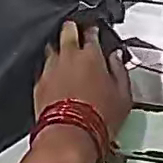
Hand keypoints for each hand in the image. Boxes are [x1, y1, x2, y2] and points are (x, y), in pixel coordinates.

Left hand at [31, 21, 130, 162]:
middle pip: (67, 31)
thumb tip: (117, 58)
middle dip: (71, 28)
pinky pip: (42, 67)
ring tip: (63, 51)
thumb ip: (119, 70)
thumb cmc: (98, 117)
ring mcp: (50, 68)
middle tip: (75, 29)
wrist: (70, 134)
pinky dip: (48, 67)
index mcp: (91, 55)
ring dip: (58, 47)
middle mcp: (68, 57)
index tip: (94, 30)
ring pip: (51, 47)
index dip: (93, 29)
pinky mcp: (39, 83)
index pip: (91, 33)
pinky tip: (53, 72)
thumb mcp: (123, 94)